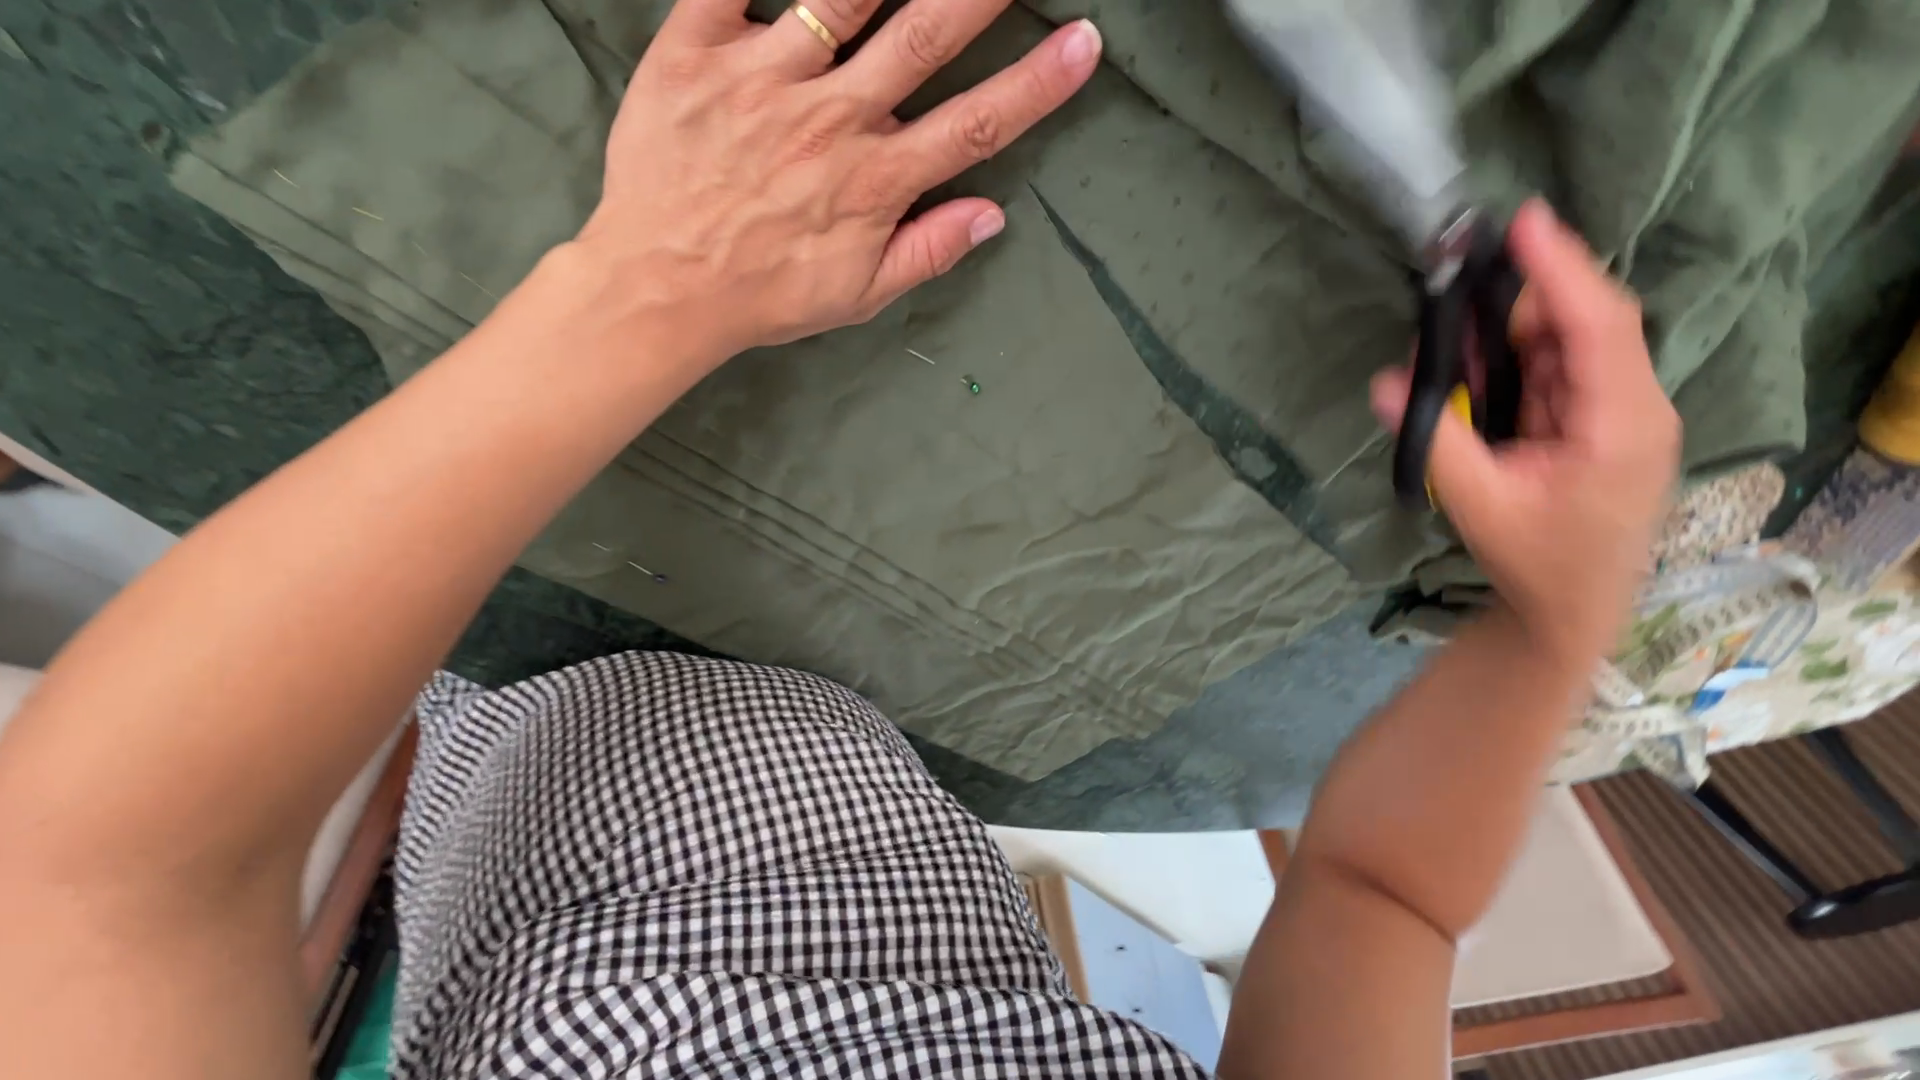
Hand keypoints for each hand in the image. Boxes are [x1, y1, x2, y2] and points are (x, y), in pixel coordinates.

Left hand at [570, 0, 1102, 368]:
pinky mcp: (695, 52)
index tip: (1083, 43)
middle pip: (924, 35)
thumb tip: (993, 214)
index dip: (1036, 84)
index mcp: (875, 181)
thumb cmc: (766, 295)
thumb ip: (928, 251)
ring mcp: (763, 78)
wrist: (660, 288)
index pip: (975, 124)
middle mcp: (832, 119)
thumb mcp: (858, 297)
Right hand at [1371, 200, 1680, 665]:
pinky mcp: (1593, 422)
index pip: (1598, 325)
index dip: (1562, 268)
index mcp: (1621, 422)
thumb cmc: (1537, 561)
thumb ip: (1435, 441)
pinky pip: (1552, 373)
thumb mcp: (1479, 504)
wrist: (1572, 611)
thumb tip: (1386, 385)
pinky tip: (1470, 372)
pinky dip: (1509, 365)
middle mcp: (1631, 405)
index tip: (1523, 220)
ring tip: (1444, 348)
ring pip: (1562, 347)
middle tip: (1444, 306)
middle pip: (1577, 326)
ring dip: (1504, 339)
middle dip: (1513, 308)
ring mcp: (1615, 413)